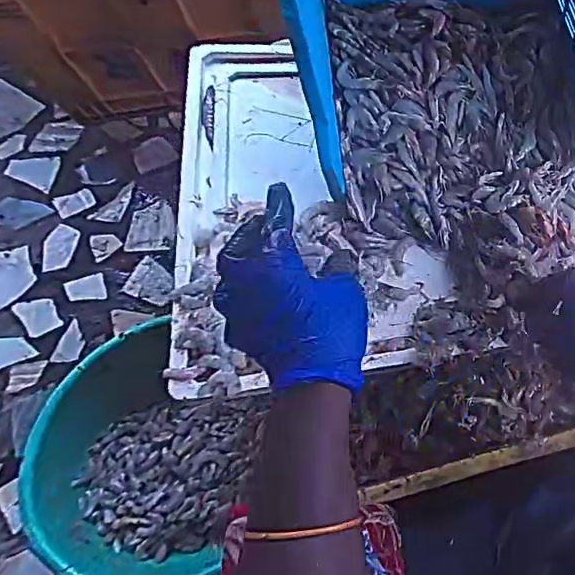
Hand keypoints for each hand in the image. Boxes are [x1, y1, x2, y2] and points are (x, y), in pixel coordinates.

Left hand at [216, 184, 367, 393]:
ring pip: (231, 275)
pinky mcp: (240, 330)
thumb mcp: (343, 290)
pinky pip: (235, 302)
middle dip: (252, 233)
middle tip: (265, 227)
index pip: (274, 224)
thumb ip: (336, 267)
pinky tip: (257, 294)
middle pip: (240, 246)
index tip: (279, 193)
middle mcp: (248, 281)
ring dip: (242, 263)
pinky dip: (244, 293)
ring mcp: (239, 307)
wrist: (313, 381)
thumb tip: (335, 258)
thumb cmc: (330, 332)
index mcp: (274, 262)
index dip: (279, 206)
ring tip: (257, 258)